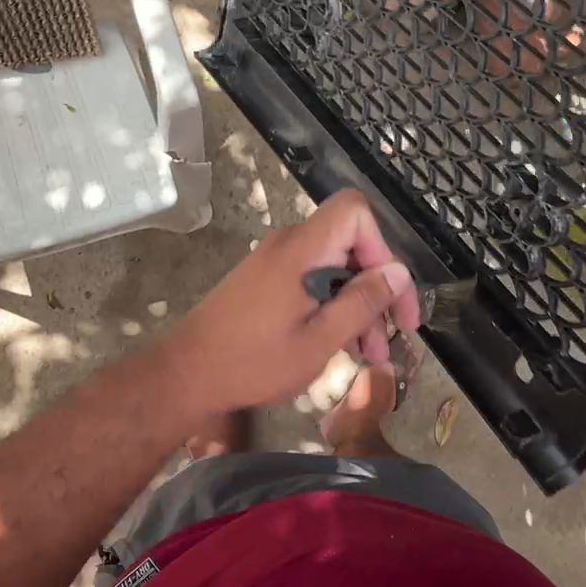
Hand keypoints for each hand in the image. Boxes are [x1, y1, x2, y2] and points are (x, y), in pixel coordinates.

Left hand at [157, 189, 424, 415]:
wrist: (186, 374)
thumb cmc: (254, 362)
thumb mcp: (319, 340)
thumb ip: (361, 303)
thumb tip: (399, 272)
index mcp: (303, 250)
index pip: (355, 212)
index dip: (382, 247)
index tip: (390, 295)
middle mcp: (289, 245)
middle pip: (350, 244)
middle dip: (377, 289)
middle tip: (394, 339)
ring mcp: (275, 261)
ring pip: (334, 268)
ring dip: (358, 306)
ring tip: (371, 355)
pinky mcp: (266, 279)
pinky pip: (313, 280)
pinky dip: (333, 307)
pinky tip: (342, 345)